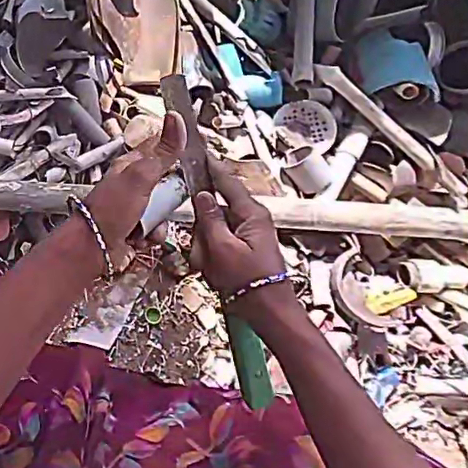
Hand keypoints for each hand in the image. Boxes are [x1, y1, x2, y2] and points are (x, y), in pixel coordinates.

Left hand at [80, 111, 184, 268]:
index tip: (191, 158)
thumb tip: (176, 120)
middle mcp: (134, 185)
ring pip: (165, 210)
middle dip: (169, 197)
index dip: (177, 151)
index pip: (160, 148)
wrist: (94, 250)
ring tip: (147, 224)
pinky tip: (142, 237)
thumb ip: (164, 152)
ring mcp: (136, 208)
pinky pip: (158, 230)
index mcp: (132, 165)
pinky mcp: (138, 229)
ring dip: (160, 222)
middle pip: (169, 184)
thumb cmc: (107, 211)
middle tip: (162, 202)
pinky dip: (153, 236)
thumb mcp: (141, 176)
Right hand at [189, 157, 285, 292]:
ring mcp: (246, 236)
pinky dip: (210, 258)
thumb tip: (202, 195)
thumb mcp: (222, 248)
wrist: (267, 312)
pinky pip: (217, 246)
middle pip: (214, 212)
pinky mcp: (241, 250)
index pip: (228, 183)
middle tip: (204, 252)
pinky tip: (215, 273)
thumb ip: (209, 219)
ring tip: (212, 268)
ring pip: (211, 231)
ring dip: (205, 249)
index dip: (212, 169)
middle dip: (202, 232)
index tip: (200, 155)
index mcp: (251, 214)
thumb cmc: (250, 282)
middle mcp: (250, 221)